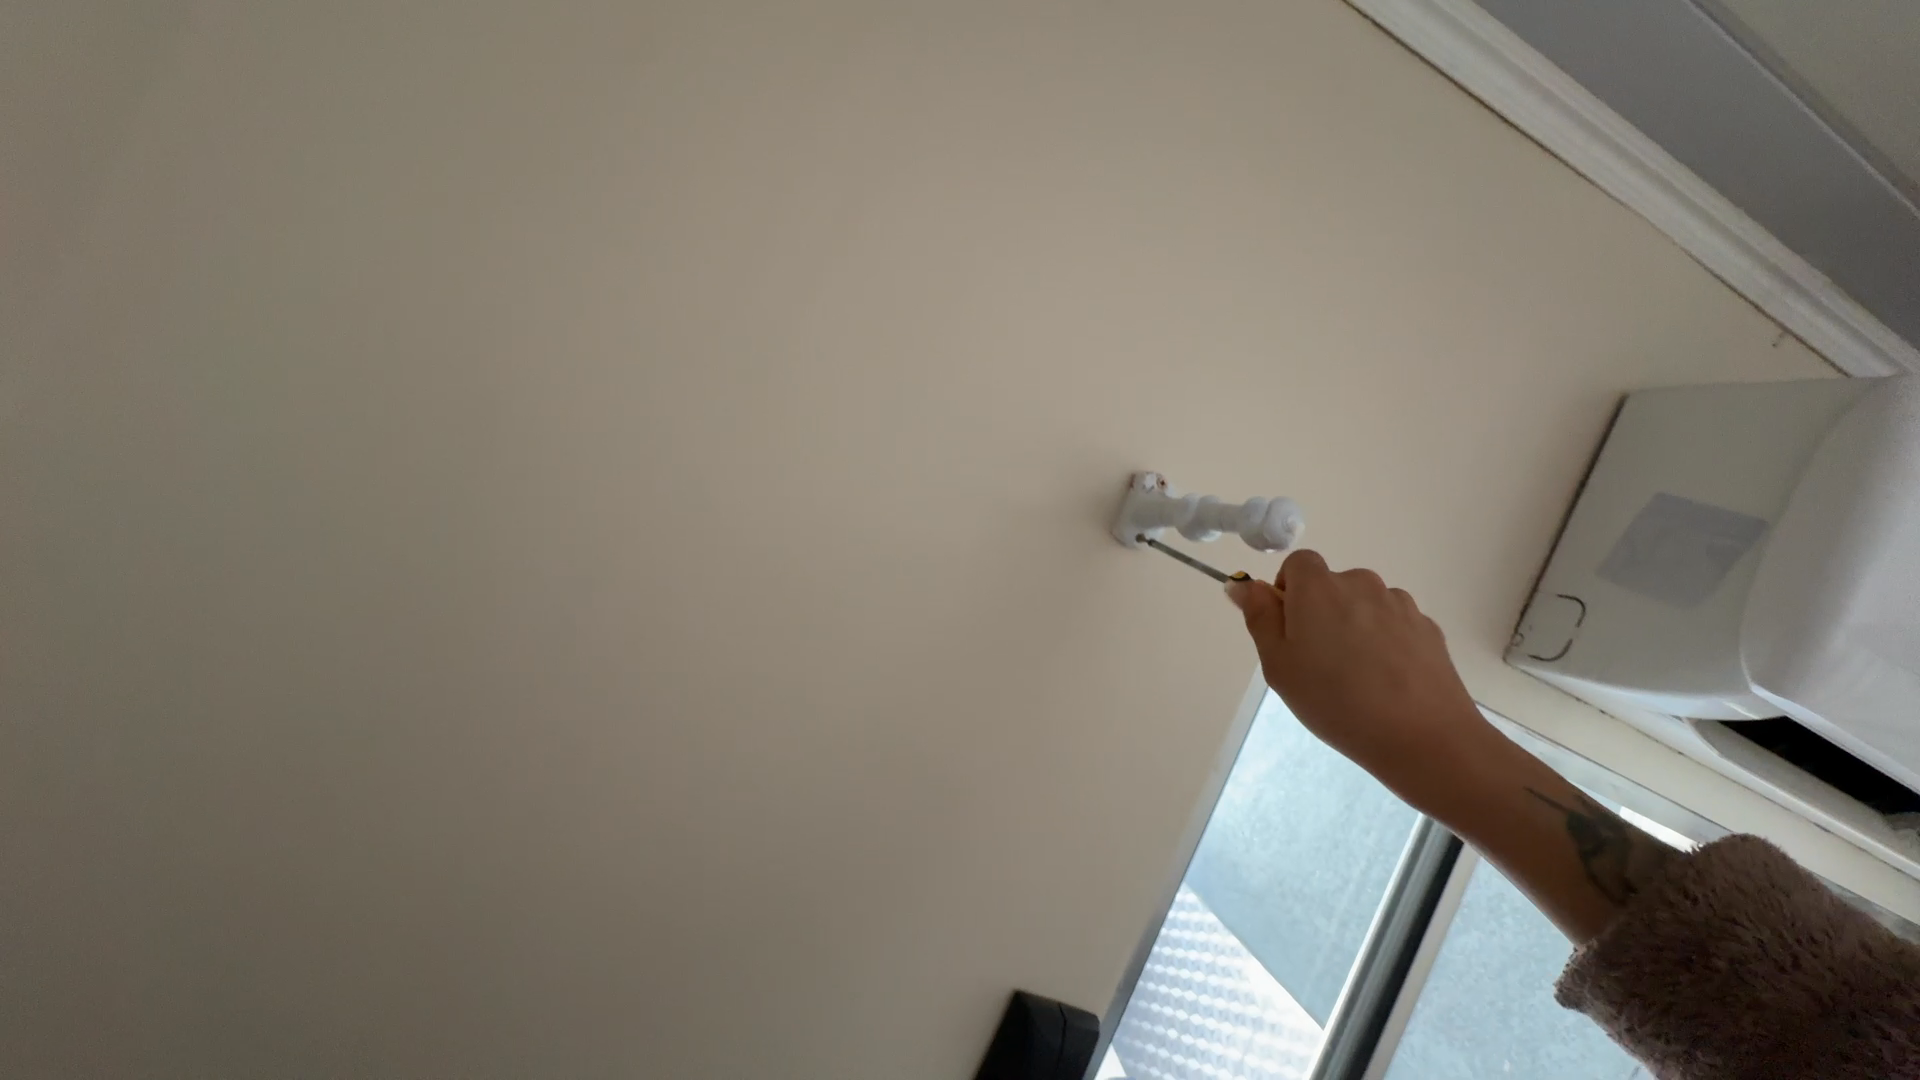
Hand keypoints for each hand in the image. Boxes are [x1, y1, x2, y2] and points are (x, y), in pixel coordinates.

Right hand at [1226, 550, 1491, 789]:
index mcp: (1319, 588)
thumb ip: (1259, 616)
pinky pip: (1393, 625)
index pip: (1298, 563)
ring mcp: (1400, 605)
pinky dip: (1384, 643)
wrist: (1423, 737)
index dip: (1288, 591)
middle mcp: (1361, 584)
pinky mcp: (1429, 629)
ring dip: (1353, 626)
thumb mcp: (1278, 664)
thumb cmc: (1334, 700)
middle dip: (1320, 612)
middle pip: (1331, 585)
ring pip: (1363, 605)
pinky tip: (1386, 682)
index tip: (1290, 631)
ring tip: (1356, 677)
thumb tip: (1241, 583)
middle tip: (1317, 662)